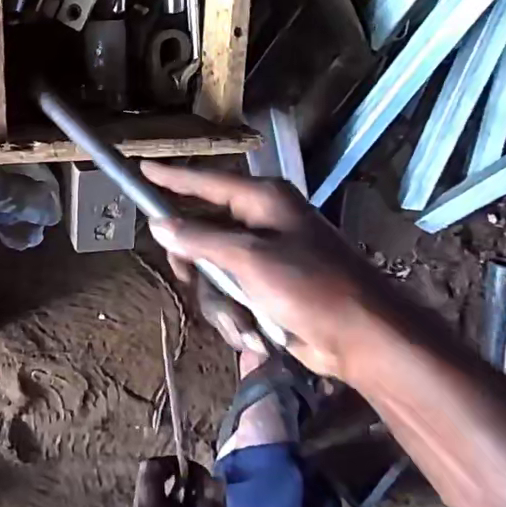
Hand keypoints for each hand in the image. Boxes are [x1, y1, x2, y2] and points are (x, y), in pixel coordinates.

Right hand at [140, 162, 390, 379]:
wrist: (362, 337)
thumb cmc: (309, 286)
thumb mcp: (249, 259)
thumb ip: (199, 239)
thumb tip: (158, 223)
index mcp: (262, 200)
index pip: (206, 182)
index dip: (173, 178)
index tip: (143, 169)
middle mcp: (261, 222)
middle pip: (202, 234)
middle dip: (199, 267)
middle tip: (188, 277)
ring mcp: (264, 258)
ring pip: (213, 274)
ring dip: (223, 305)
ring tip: (244, 324)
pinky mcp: (268, 291)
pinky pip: (231, 298)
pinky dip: (238, 319)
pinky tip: (256, 335)